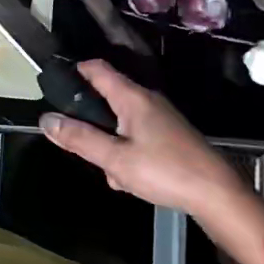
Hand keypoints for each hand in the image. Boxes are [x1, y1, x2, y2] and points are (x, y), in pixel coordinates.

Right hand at [39, 60, 247, 216]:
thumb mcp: (115, 159)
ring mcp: (161, 118)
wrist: (217, 194)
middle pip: (106, 98)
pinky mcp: (169, 136)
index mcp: (133, 98)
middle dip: (90, 121)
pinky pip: (135, 137)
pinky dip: (126, 154)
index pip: (98, 69)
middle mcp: (147, 101)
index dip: (74, 71)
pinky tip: (130, 180)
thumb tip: (46, 119)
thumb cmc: (164, 171)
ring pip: (120, 123)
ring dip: (108, 144)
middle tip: (78, 144)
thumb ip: (80, 139)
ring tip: (110, 172)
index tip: (53, 86)